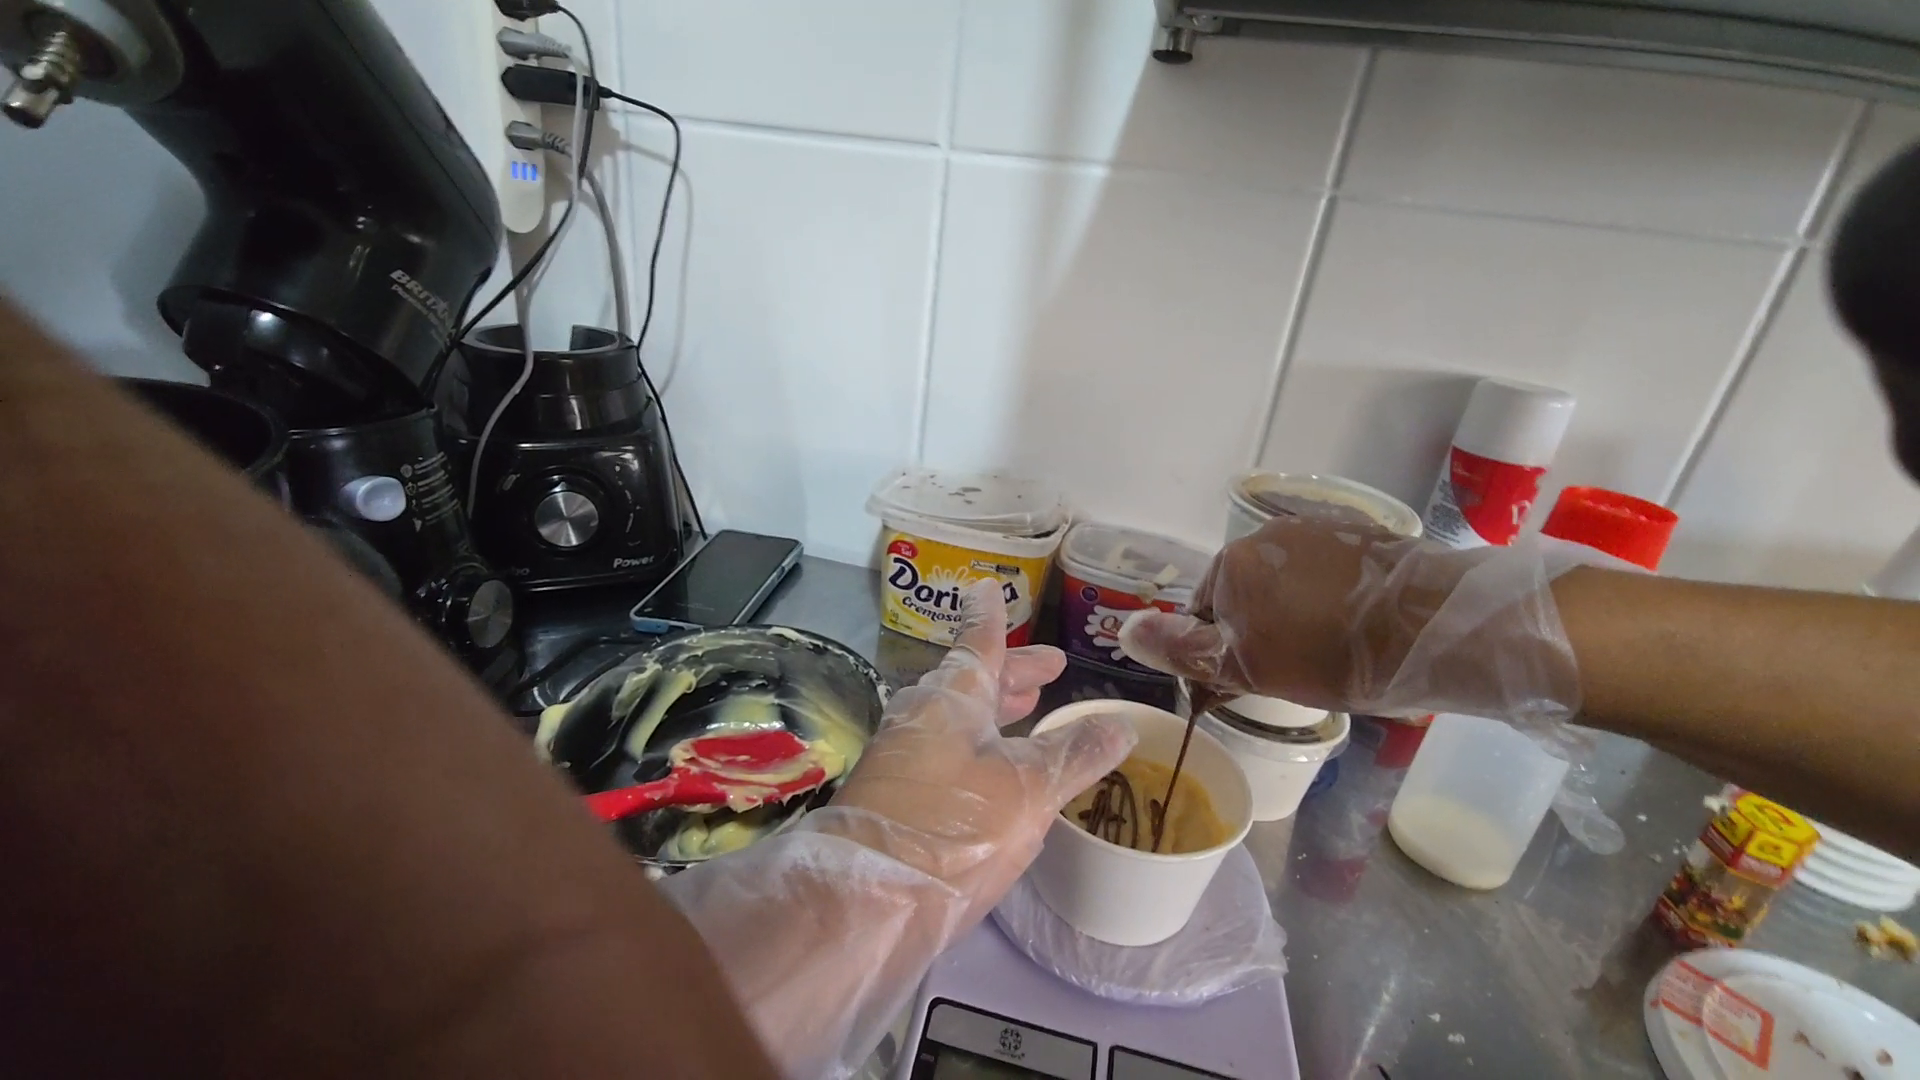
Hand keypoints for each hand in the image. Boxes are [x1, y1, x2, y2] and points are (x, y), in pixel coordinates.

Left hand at [827, 580, 1135, 923]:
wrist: (867, 900)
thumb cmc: (953, 826)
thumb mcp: (1028, 790)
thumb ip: (1075, 754)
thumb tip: (1123, 722)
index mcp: (951, 698)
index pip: (978, 642)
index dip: (991, 616)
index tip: (985, 585)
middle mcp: (922, 717)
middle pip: (973, 682)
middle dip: (1013, 674)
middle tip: (1051, 669)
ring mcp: (904, 758)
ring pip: (959, 719)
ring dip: (997, 711)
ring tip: (1029, 710)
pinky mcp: (897, 798)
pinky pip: (948, 753)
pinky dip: (980, 748)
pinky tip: (996, 775)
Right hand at [1119, 512, 1585, 725]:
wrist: (1440, 626)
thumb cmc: (1335, 657)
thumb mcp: (1250, 668)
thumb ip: (1184, 648)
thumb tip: (1123, 630)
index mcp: (1231, 565)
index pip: (1202, 614)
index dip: (1220, 654)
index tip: (1251, 685)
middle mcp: (1265, 535)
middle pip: (1243, 592)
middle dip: (1258, 629)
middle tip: (1295, 673)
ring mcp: (1318, 529)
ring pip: (1285, 581)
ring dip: (1294, 611)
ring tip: (1333, 652)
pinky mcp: (1363, 535)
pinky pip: (1327, 570)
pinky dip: (1331, 596)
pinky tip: (1360, 625)